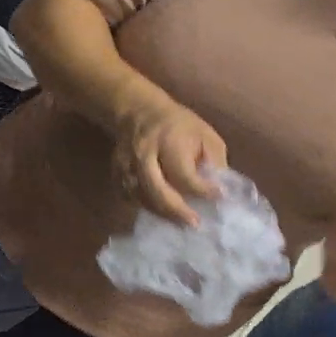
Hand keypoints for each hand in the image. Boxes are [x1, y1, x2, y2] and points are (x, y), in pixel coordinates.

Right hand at [113, 93, 226, 225]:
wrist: (138, 113)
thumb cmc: (180, 124)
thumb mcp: (207, 136)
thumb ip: (211, 161)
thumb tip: (216, 187)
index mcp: (170, 144)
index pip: (184, 174)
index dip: (203, 189)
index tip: (220, 197)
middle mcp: (144, 157)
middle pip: (156, 189)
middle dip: (176, 209)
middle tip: (194, 223)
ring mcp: (126, 166)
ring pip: (139, 195)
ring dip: (158, 211)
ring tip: (177, 222)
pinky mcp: (115, 172)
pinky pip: (126, 194)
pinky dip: (141, 205)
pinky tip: (156, 211)